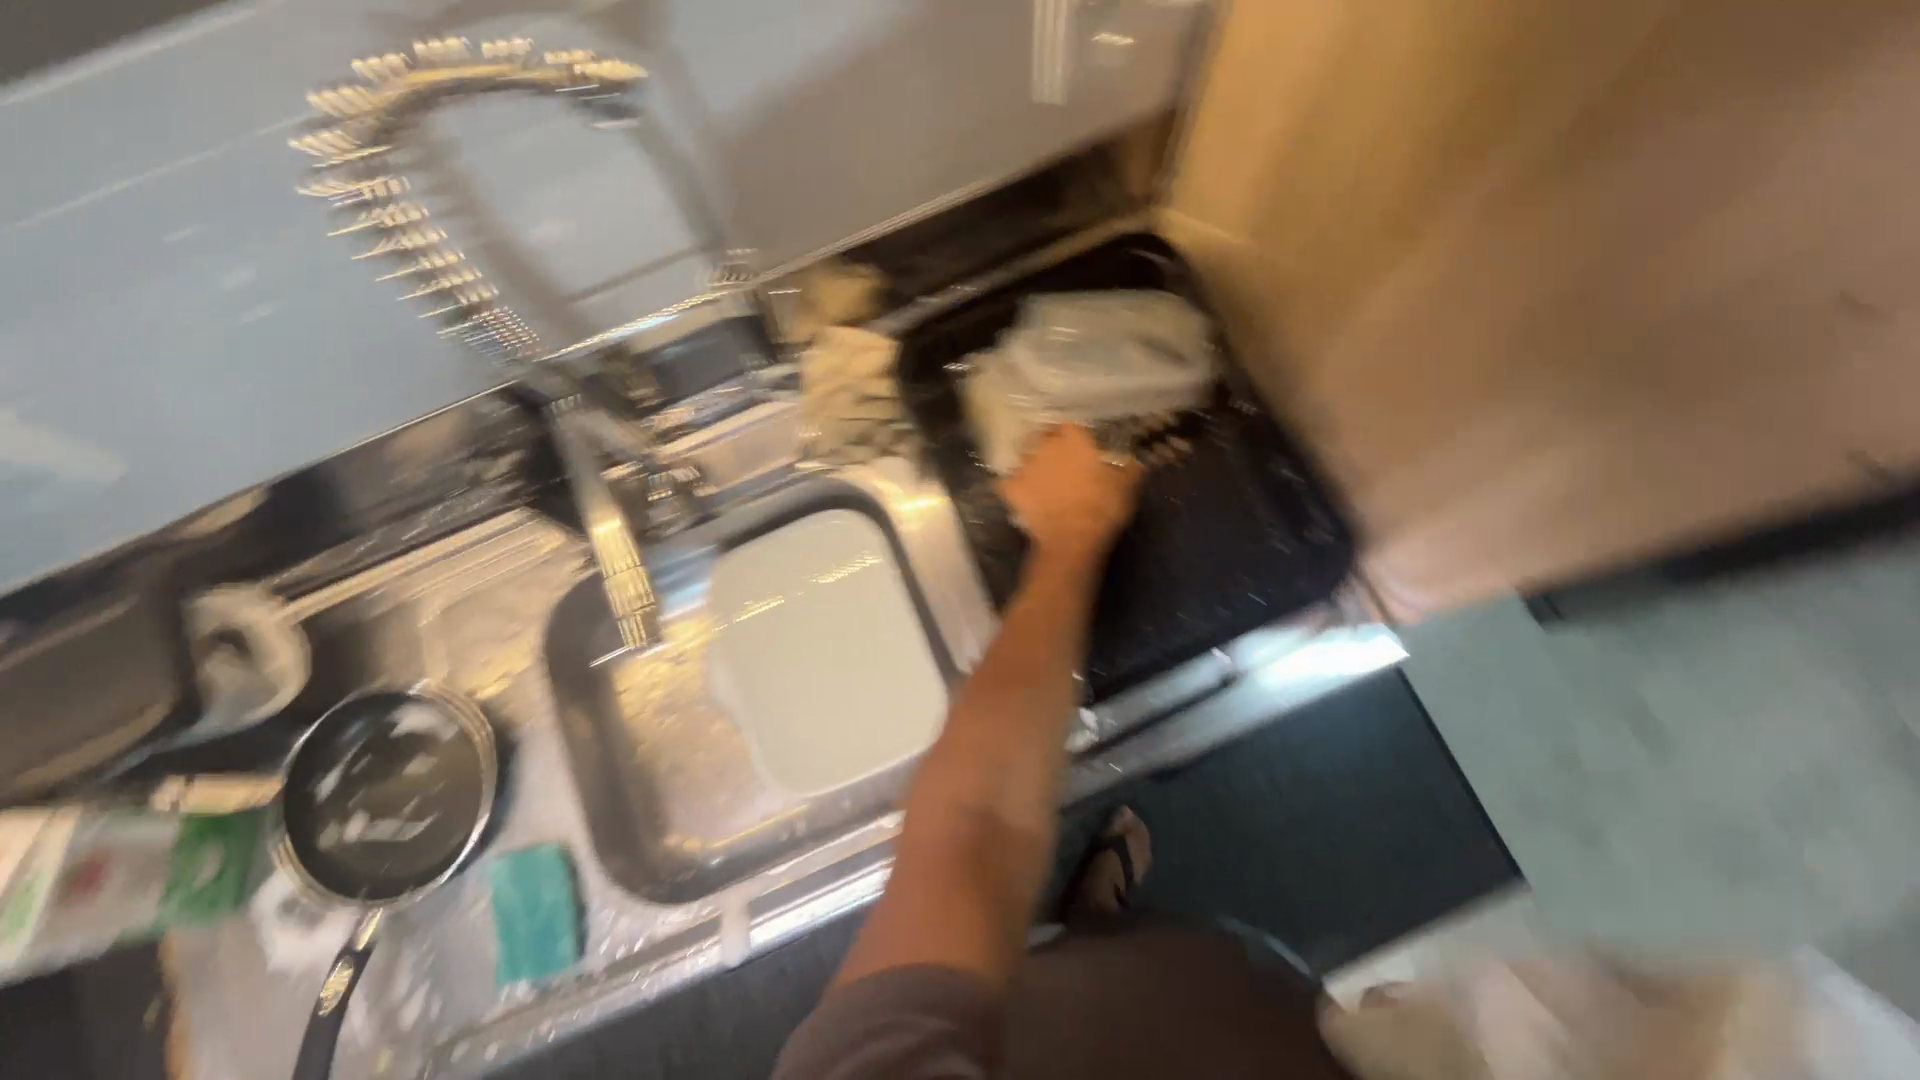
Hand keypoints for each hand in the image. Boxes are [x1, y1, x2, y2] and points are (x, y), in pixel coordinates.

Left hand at [999, 425, 1143, 562]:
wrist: (1072, 539)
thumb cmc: (1103, 507)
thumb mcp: (1128, 484)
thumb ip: (1131, 464)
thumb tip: (1139, 455)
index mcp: (1073, 437)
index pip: (1068, 425)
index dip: (1072, 436)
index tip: (1079, 447)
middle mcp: (1044, 444)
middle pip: (1043, 438)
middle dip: (1050, 447)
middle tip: (1061, 464)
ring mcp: (1024, 466)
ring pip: (1024, 458)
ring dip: (1032, 465)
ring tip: (1041, 480)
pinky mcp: (1010, 488)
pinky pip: (1008, 482)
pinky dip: (1015, 487)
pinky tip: (1022, 495)